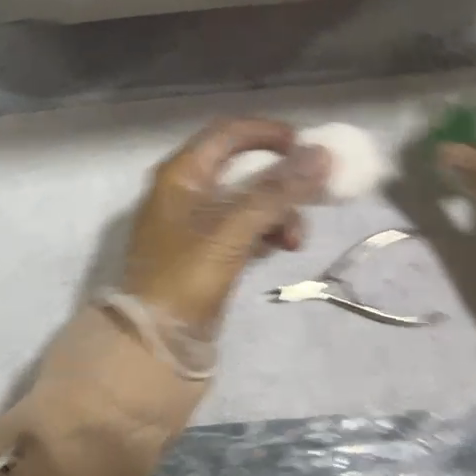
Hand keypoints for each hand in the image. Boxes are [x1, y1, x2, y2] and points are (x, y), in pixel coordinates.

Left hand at [121, 118, 330, 330]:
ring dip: (278, 211)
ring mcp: (195, 223)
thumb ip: (276, 191)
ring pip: (248, 200)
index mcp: (180, 174)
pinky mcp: (207, 252)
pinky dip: (267, 232)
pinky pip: (245, 228)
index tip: (308, 145)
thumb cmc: (185, 276)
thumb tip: (320, 154)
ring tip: (297, 238)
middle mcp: (185, 191)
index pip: (228, 133)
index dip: (268, 133)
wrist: (154, 341)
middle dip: (281, 179)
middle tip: (316, 191)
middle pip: (242, 167)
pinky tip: (284, 247)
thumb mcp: (232, 230)